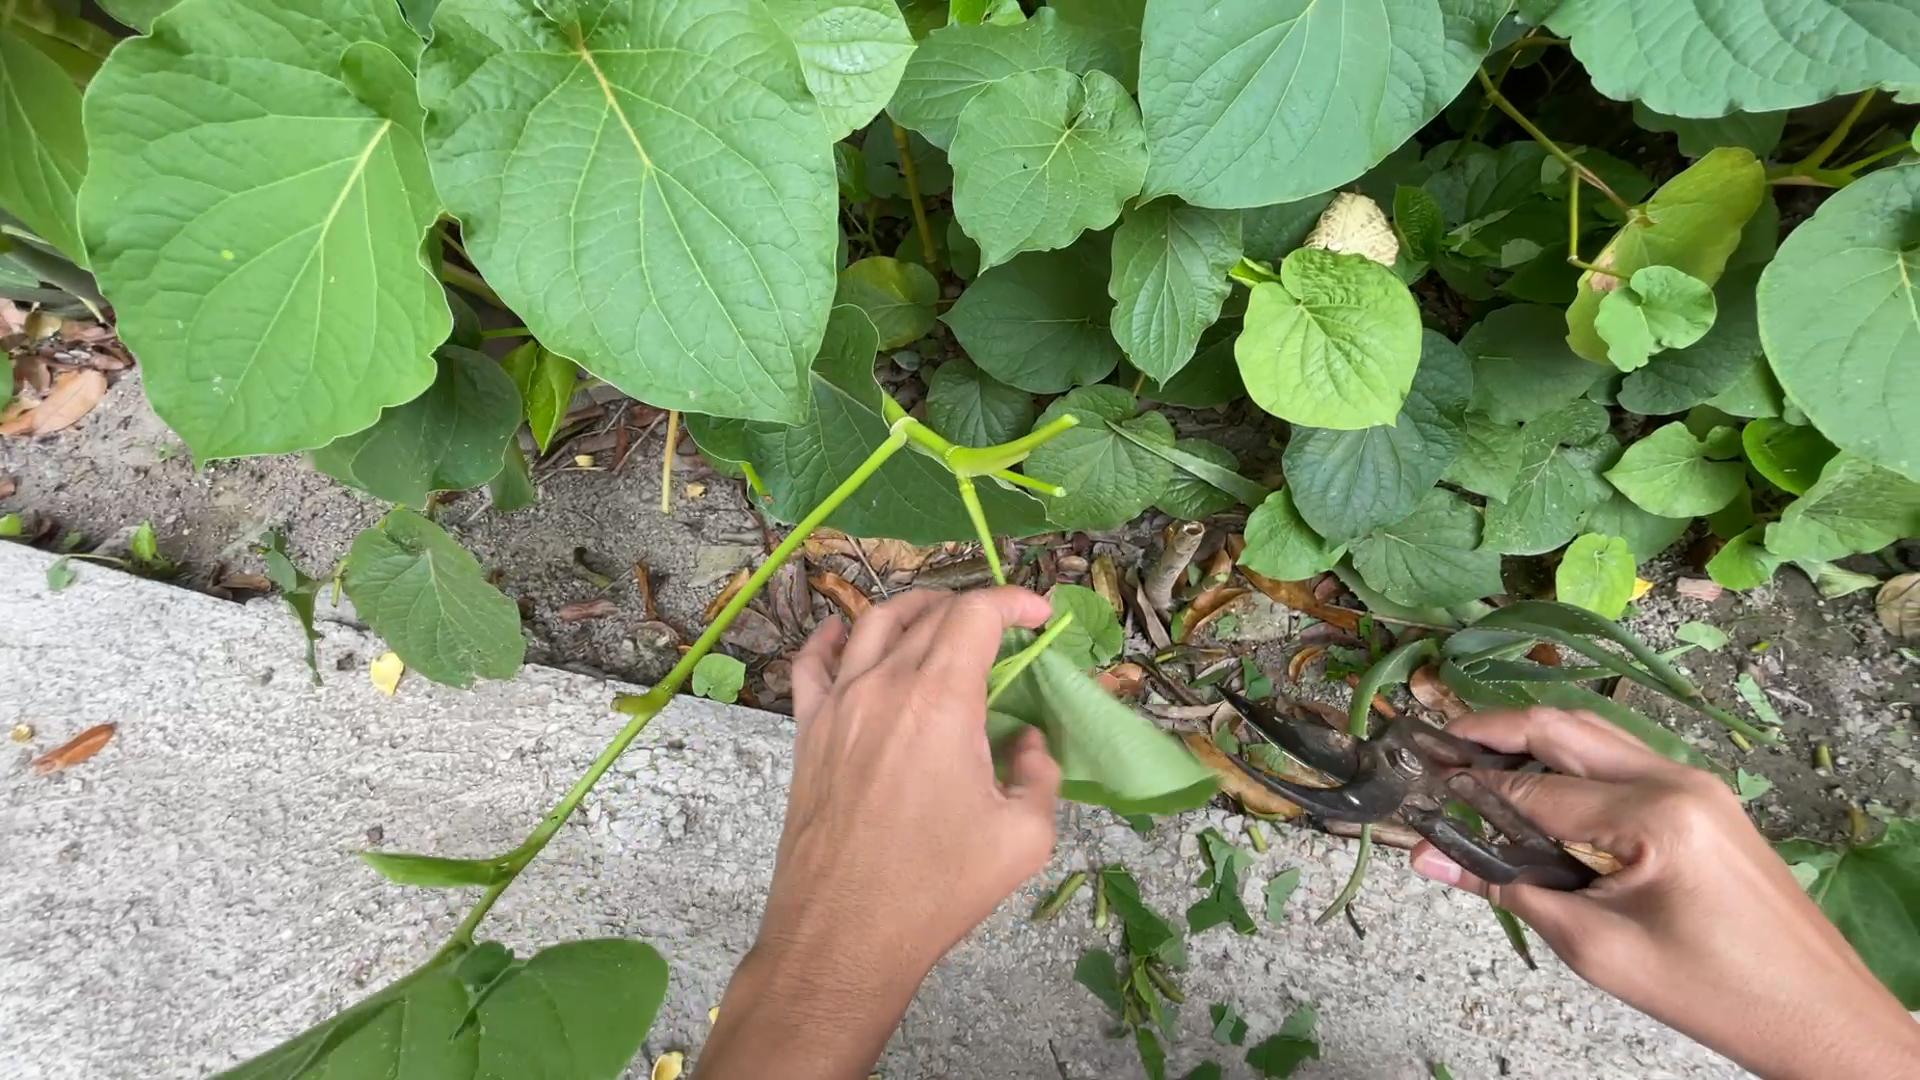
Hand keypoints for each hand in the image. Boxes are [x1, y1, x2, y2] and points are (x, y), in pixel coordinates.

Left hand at [698, 588, 1062, 1079]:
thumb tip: (1025, 741)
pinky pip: (811, 663)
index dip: (1013, 601)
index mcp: (939, 699)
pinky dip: (830, 637)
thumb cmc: (936, 889)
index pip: (976, 614)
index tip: (1037, 614)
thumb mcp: (1023, 837)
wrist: (843, 936)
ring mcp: (838, 703)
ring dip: (915, 610)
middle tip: (1002, 631)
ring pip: (874, 623)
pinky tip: (841, 633)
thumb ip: (1041, 773)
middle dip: (975, 609)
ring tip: (940, 619)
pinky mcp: (808, 730)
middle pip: (931, 613)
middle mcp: (884, 684)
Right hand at [1410, 708, 1919, 1079]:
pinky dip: (1563, 754)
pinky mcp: (1702, 796)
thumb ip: (1502, 887)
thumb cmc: (1712, 993)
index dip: (1471, 788)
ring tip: (1474, 754)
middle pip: (1560, 727)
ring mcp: (1694, 783)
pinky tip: (1535, 777)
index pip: (1534, 790)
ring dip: (1526, 735)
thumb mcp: (1595, 946)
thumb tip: (1422, 857)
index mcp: (1656, 817)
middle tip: (1437, 743)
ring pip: (1588, 730)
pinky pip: (1615, 754)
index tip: (1422, 787)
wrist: (1831, 1026)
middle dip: (1490, 728)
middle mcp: (1675, 781)